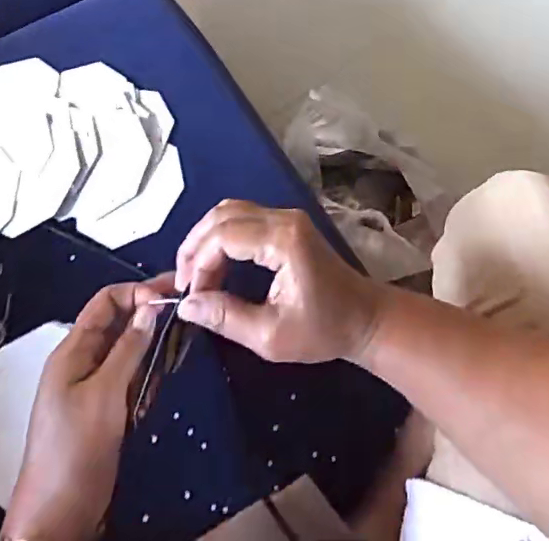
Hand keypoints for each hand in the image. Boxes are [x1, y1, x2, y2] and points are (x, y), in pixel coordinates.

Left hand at [1, 276, 171, 540]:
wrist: (58, 521)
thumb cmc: (74, 454)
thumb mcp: (104, 395)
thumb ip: (128, 349)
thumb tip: (151, 307)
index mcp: (73, 351)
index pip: (106, 301)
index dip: (137, 292)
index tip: (171, 297)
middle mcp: (83, 362)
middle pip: (119, 322)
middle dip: (151, 313)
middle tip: (189, 307)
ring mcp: (95, 387)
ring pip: (129, 349)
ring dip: (154, 341)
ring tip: (186, 334)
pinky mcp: (107, 409)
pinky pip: (132, 376)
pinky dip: (151, 369)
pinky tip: (170, 368)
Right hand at [174, 200, 385, 363]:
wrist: (365, 318)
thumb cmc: (324, 330)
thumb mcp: (271, 336)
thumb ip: (226, 318)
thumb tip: (187, 306)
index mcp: (283, 240)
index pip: (224, 236)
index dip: (199, 263)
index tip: (191, 296)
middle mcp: (283, 218)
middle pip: (222, 215)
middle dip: (195, 247)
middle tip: (183, 283)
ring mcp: (286, 216)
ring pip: (230, 211)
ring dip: (205, 239)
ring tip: (194, 274)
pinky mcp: (286, 223)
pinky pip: (243, 217)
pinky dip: (221, 236)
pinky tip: (214, 264)